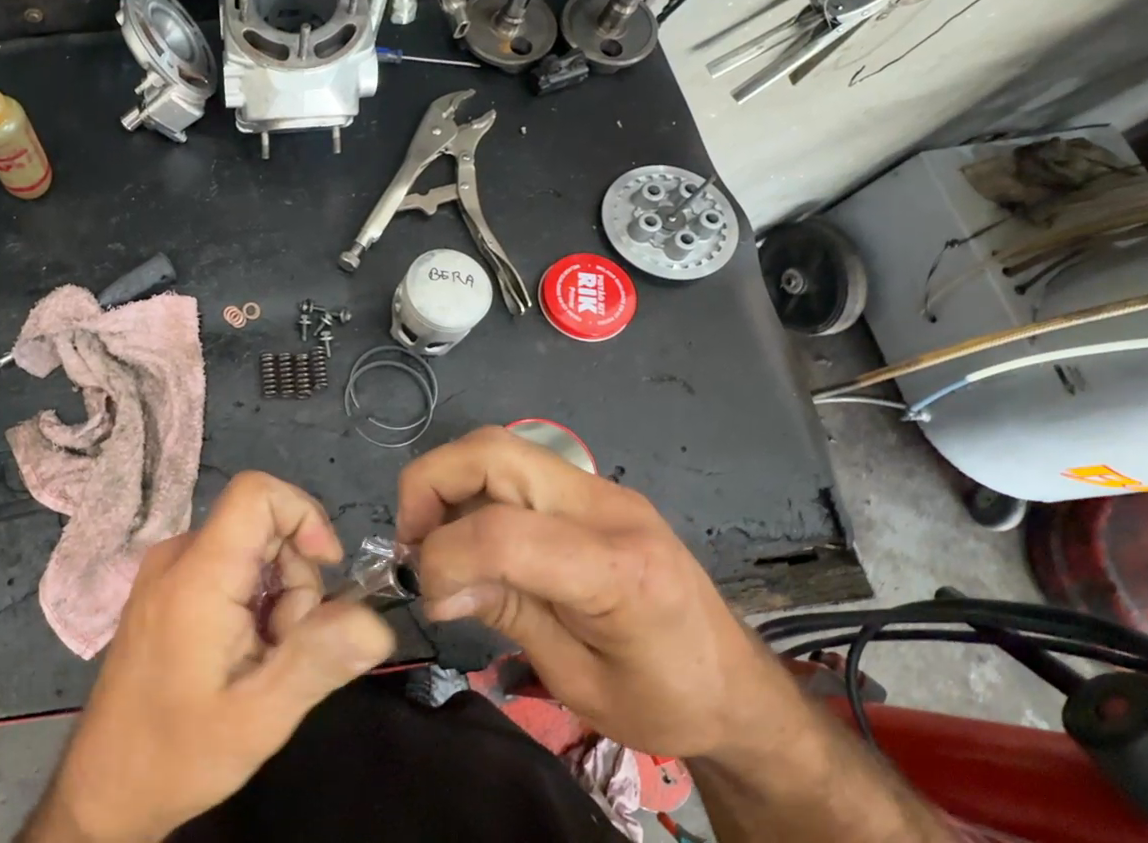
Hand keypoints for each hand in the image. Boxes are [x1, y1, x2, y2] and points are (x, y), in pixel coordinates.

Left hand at [23, 472, 395, 842]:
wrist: (107, 784)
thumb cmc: (179, 752)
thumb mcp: (259, 717)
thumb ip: (316, 660)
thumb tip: (377, 622)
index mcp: (198, 574)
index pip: (256, 493)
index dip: (304, 516)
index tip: (327, 571)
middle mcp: (177, 557)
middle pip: (262, 527)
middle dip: (295, 580)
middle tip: (284, 648)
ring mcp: (167, 573)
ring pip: (249, 551)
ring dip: (276, 599)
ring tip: (261, 662)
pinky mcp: (166, 591)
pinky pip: (227, 571)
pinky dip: (251, 605)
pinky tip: (241, 657)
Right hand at [399, 426, 804, 760]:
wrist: (736, 686)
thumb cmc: (665, 701)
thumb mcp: (577, 680)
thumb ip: (507, 614)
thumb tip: (433, 583)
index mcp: (617, 569)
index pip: (502, 533)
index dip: (443, 558)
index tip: (429, 598)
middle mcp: (607, 508)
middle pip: (491, 452)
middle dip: (428, 487)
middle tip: (412, 544)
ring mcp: (600, 490)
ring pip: (497, 447)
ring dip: (446, 484)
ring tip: (435, 542)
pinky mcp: (591, 491)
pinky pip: (514, 467)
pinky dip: (472, 490)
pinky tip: (469, 538)